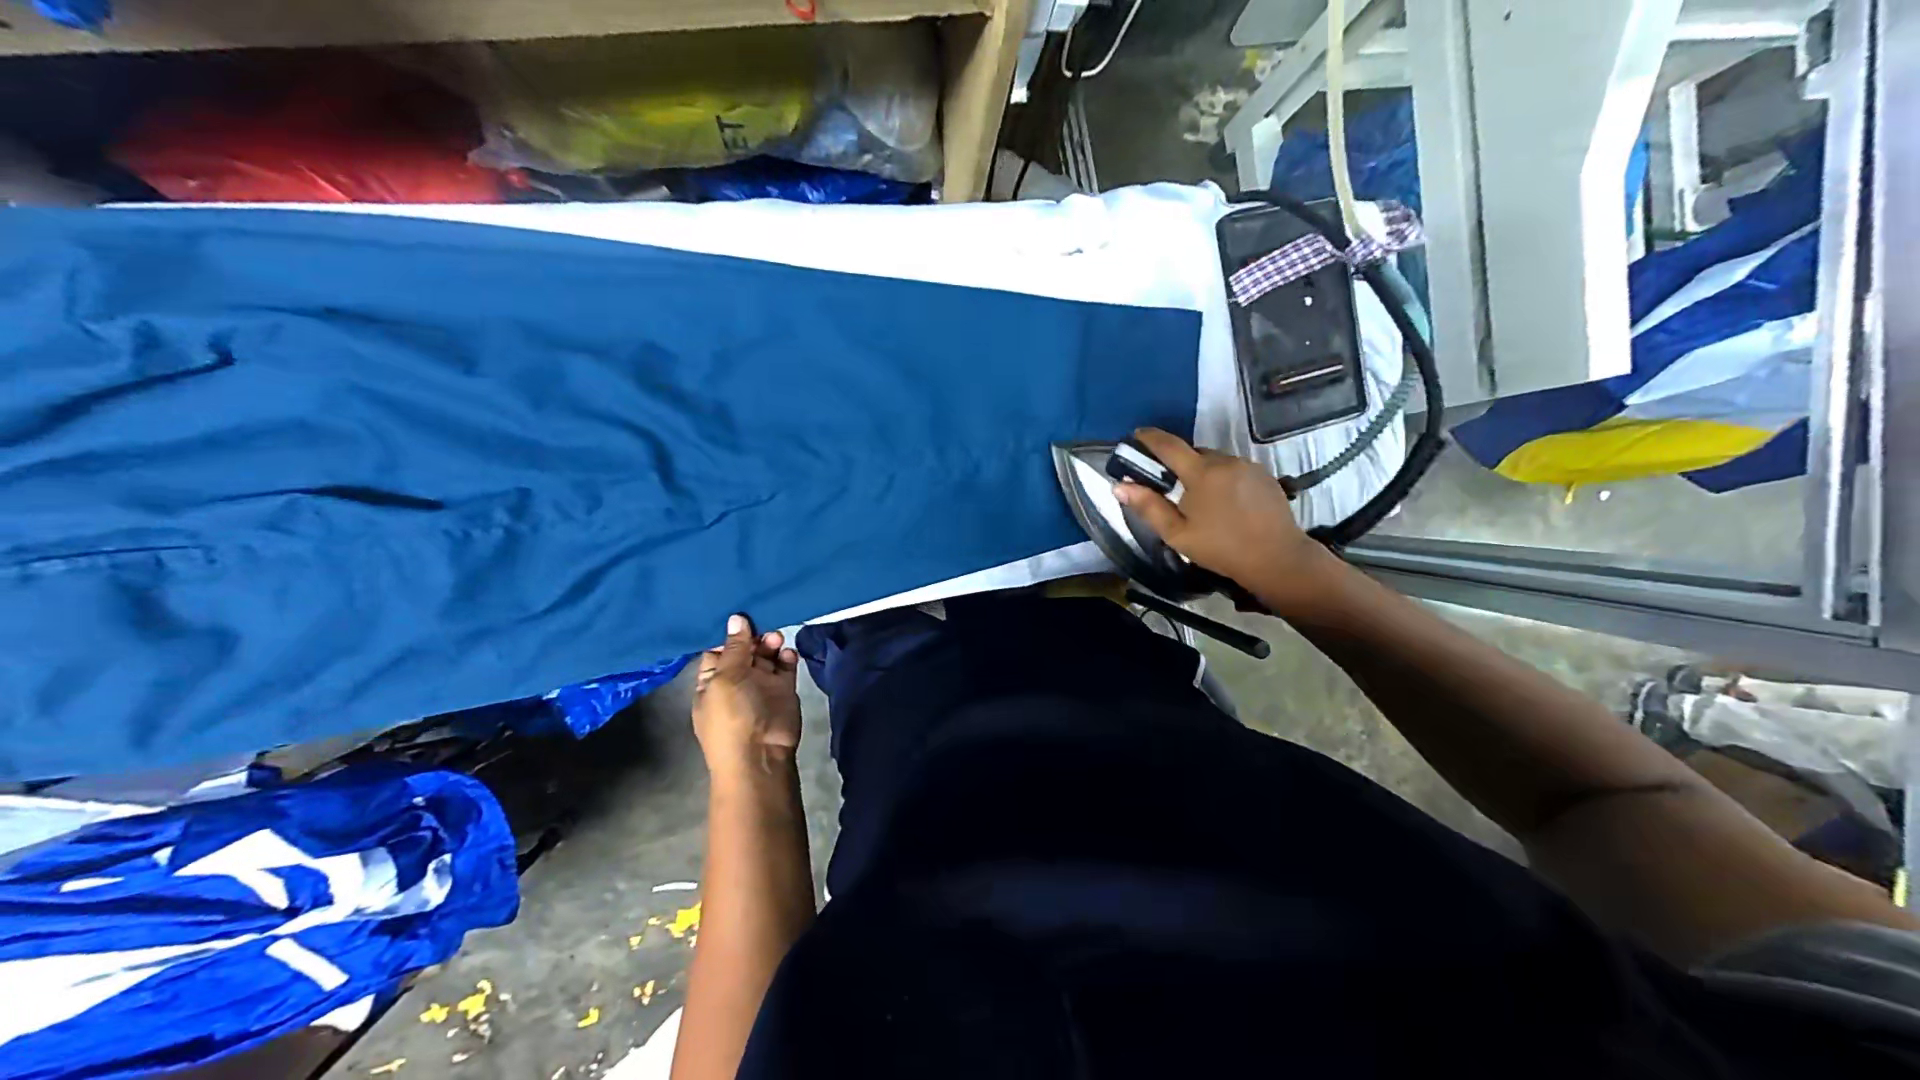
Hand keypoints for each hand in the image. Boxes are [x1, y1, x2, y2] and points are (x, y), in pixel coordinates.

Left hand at [693, 614, 801, 777]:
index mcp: (712, 681)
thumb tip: (736, 618)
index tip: (741, 613)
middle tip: (763, 624)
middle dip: (753, 635)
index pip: (718, 650)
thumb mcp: (724, 678)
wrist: (760, 754)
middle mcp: (736, 681)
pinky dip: (787, 656)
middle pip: (745, 649)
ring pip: (766, 655)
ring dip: (770, 643)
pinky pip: (785, 666)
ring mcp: (761, 685)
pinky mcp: (783, 690)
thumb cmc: (732, 716)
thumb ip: (734, 647)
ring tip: (776, 639)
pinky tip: (787, 653)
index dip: (728, 633)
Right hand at [1112, 428, 1342, 616]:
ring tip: (1198, 499)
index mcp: (1201, 473)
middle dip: (1177, 463)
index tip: (1136, 435)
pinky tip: (1223, 502)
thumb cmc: (1221, 548)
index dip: (1149, 438)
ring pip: (1215, 461)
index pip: (1169, 445)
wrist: (1277, 559)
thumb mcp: (1178, 534)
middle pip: (1193, 453)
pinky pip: (1234, 469)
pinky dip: (1222, 478)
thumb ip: (1148, 507)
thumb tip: (1119, 486)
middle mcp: (1225, 461)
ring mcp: (1248, 466)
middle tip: (1167, 484)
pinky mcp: (1264, 476)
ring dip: (1202, 472)